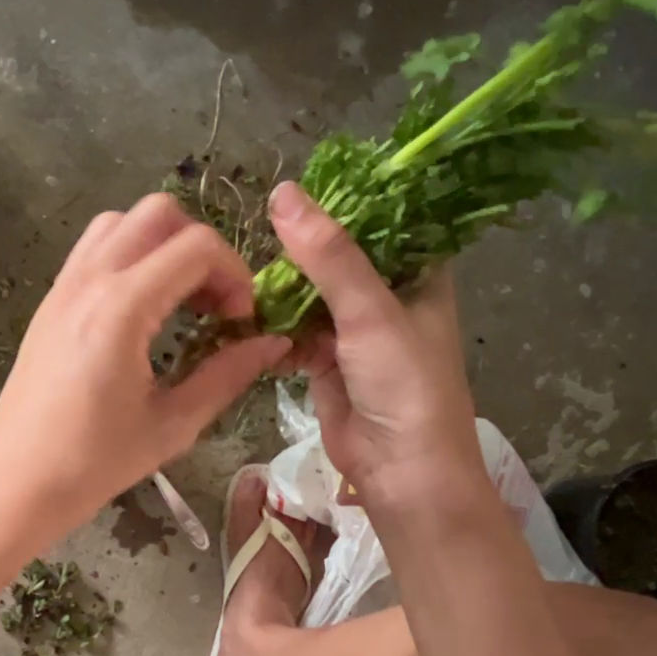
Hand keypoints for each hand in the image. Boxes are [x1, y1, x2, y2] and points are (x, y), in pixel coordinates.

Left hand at [0, 193, 291, 533]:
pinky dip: (126, 259)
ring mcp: (61, 288)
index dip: (235, 274)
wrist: (18, 483)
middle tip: (211, 304)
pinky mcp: (47, 305)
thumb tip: (272, 343)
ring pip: (119, 224)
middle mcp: (88, 281)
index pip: (197, 246)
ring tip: (176, 301)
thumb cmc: (94, 463)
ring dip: (159, 246)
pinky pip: (91, 252)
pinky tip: (138, 313)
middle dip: (199, 248)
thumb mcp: (172, 424)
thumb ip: (227, 375)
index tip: (239, 321)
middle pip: (157, 214)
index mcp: (121, 307)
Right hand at [268, 182, 487, 514]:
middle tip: (251, 232)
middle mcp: (386, 297)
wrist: (400, 469)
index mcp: (417, 274)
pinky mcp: (325, 363)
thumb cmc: (404, 383)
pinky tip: (246, 321)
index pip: (380, 219)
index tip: (292, 186)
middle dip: (297, 250)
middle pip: (336, 257)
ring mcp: (353, 332)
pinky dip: (272, 329)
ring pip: (309, 296)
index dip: (341, 200)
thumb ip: (327, 255)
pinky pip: (293, 333)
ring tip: (239, 277)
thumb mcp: (369, 311)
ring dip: (279, 292)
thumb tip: (281, 194)